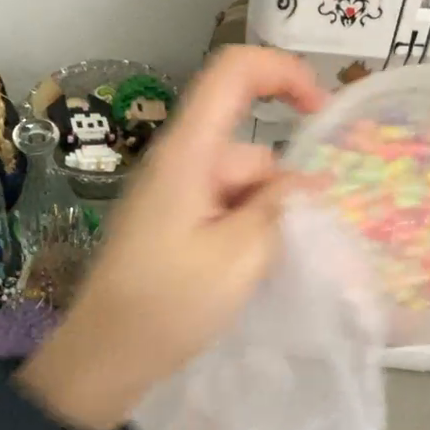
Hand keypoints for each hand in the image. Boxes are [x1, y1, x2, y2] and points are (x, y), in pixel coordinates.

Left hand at [16, 47, 326, 429]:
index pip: (234, 73)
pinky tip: (246, 276)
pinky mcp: (167, 230)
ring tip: (263, 272)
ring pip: (238, 190)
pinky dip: (242, 236)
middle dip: (280, 190)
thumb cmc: (169, 304)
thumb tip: (306, 183)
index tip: (324, 113)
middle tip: (292, 246)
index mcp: (187, 154)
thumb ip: (279, 209)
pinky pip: (219, 215)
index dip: (284, 74)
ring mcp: (169, 200)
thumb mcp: (239, 256)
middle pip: (246, 150)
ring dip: (263, 221)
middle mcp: (176, 165)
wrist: (105, 357)